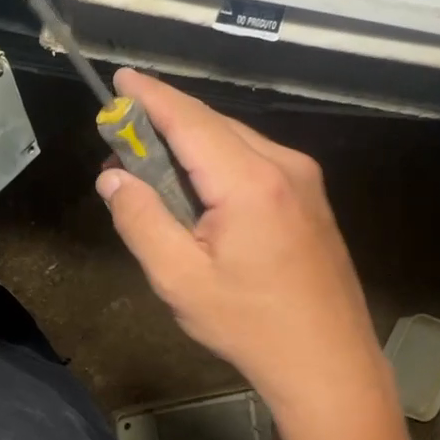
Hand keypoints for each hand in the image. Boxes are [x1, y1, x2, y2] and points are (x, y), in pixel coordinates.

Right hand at [95, 69, 391, 424]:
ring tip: (147, 162)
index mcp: (249, 182)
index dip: (151, 97)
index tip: (119, 78)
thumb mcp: (178, 278)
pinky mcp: (309, 199)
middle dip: (164, 121)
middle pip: (214, 125)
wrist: (326, 360)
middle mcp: (283, 166)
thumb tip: (113, 177)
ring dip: (189, 144)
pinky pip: (253, 162)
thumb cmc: (247, 324)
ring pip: (235, 142)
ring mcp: (303, 180)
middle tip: (118, 134)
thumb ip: (141, 221)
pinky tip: (193, 186)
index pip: (190, 121)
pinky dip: (215, 162)